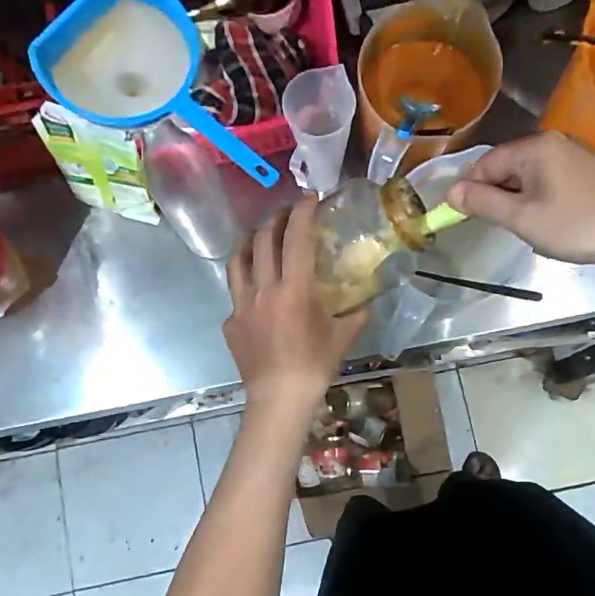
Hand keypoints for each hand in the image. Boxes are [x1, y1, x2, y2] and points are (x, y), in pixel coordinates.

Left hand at [225, 196, 368, 414]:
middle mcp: (263, 289)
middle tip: (284, 213)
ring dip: (249, 243)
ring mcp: (240, 305)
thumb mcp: (343, 335)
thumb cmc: (315, 365)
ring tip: (257, 238)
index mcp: (294, 288)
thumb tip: (364, 302)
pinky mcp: (229, 322)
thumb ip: (355, 312)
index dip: (302, 212)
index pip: (296, 238)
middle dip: (274, 220)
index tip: (308, 198)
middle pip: (262, 241)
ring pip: (237, 261)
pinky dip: (245, 284)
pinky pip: (235, 295)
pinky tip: (254, 292)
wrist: (278, 396)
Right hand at [445, 132, 594, 278]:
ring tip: (525, 227)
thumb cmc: (579, 223)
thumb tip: (449, 192)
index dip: (470, 192)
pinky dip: (535, 203)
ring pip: (523, 179)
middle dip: (494, 198)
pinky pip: (544, 184)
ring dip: (515, 203)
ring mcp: (571, 157)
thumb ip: (482, 203)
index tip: (467, 219)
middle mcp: (552, 144)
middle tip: (501, 226)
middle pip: (503, 169)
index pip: (483, 165)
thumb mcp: (521, 218)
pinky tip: (546, 223)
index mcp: (534, 148)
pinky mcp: (585, 174)